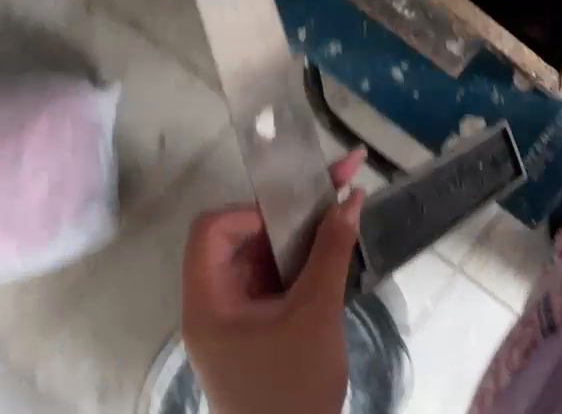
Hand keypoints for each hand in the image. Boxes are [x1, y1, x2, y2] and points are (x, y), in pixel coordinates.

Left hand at [181, 149, 367, 413]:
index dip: (254, 210)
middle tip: (344, 176)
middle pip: (245, 234)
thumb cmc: (292, 384)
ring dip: (307, 226)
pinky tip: (342, 237)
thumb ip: (331, 250)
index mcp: (210, 302)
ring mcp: (242, 313)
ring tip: (349, 199)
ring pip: (268, 251)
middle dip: (294, 205)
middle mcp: (218, 301)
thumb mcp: (316, 312)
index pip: (212, 231)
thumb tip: (351, 196)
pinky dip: (310, 251)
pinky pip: (282, 272)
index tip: (301, 209)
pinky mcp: (265, 322)